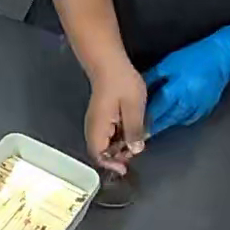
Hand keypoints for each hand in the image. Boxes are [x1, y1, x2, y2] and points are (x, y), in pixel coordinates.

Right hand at [85, 60, 147, 174]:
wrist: (109, 62)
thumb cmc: (122, 83)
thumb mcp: (133, 108)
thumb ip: (134, 130)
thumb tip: (135, 149)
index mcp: (98, 128)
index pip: (98, 155)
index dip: (111, 164)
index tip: (126, 167)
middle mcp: (93, 127)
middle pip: (101, 151)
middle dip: (117, 156)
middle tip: (135, 150)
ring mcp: (96, 121)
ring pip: (105, 143)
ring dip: (119, 146)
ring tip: (136, 141)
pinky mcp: (101, 116)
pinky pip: (107, 133)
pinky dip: (118, 136)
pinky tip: (131, 130)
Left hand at [142, 25, 229, 136]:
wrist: (222, 58)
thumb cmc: (194, 57)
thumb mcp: (168, 64)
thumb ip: (152, 78)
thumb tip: (137, 90)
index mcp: (175, 91)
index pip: (155, 111)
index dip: (144, 119)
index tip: (134, 124)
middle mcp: (186, 104)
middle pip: (164, 121)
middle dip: (152, 126)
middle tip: (140, 130)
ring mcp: (196, 109)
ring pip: (174, 122)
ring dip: (163, 124)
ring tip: (152, 126)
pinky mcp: (204, 111)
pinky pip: (186, 120)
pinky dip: (176, 120)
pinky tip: (170, 117)